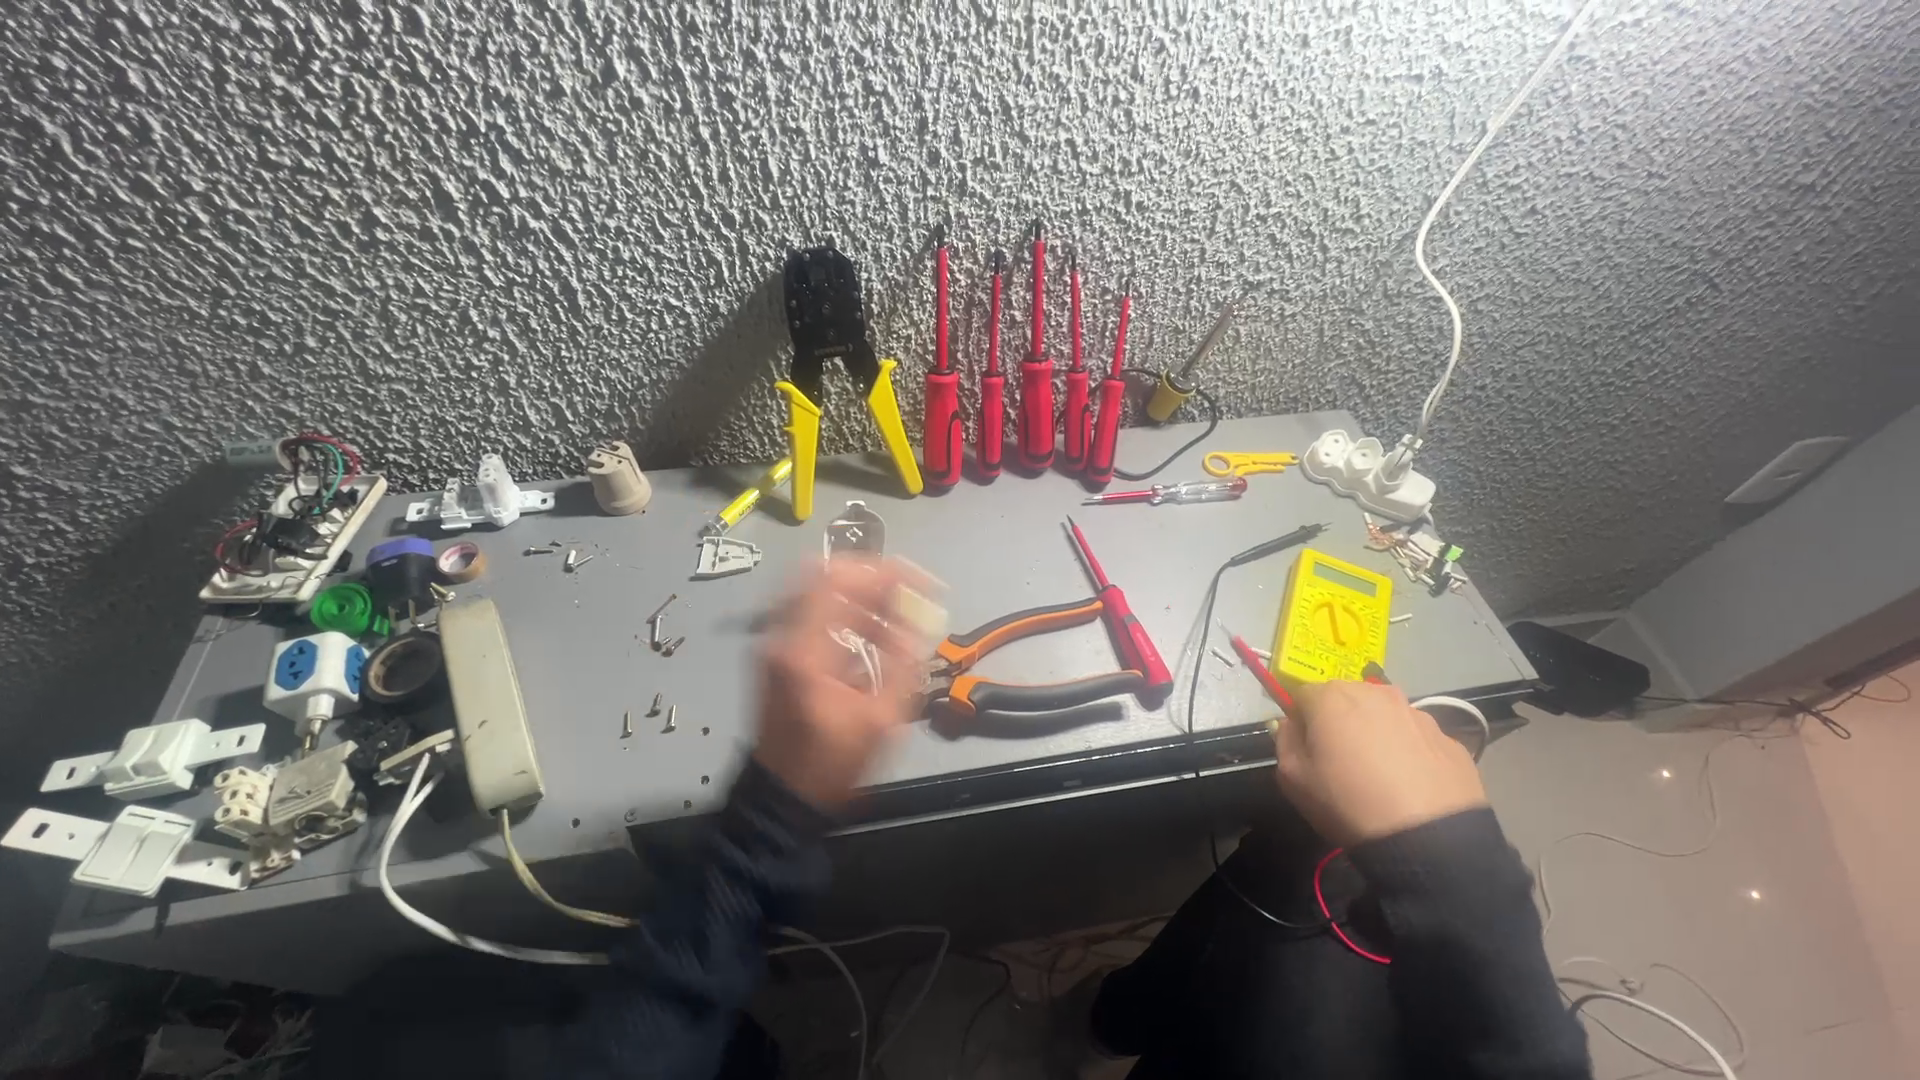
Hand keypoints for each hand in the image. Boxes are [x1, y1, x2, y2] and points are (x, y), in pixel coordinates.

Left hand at [753, 557, 938, 809]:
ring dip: (862, 597)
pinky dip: (847, 613)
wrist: (782, 797)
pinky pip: (814, 612)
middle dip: (873, 579)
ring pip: (820, 590)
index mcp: (805, 650)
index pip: (839, 578)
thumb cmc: (831, 765)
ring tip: (898, 622)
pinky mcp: (779, 652)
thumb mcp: (881, 719)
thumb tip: (921, 618)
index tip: (919, 583)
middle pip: (826, 574)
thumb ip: (904, 661)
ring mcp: (776, 642)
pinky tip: (873, 636)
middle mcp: (782, 635)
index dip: (885, 571)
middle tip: (908, 598)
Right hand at [1272, 680, 1486, 846]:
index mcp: (1331, 697)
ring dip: (1374, 734)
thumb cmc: (1347, 802)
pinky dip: (1408, 753)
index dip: (1300, 721)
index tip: (1305, 749)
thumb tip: (1292, 725)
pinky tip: (1409, 785)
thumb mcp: (1291, 778)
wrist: (1429, 838)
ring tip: (1378, 776)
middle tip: (1339, 761)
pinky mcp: (1448, 738)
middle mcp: (1375, 693)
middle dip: (1337, 721)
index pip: (1301, 694)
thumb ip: (1284, 741)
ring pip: (1382, 716)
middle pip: (1345, 699)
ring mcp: (1416, 713)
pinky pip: (1415, 738)